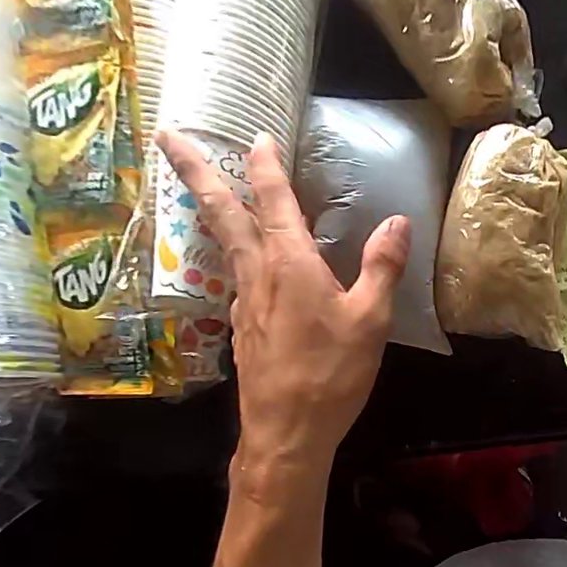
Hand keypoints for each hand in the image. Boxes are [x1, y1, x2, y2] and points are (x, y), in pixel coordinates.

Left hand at [159, 130, 408, 478]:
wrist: (286, 432)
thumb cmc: (331, 374)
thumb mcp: (371, 320)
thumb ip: (382, 268)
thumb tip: (398, 222)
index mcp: (290, 263)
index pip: (273, 199)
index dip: (265, 164)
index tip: (257, 135)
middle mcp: (256, 274)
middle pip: (221, 212)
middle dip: (196, 171)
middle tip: (168, 136)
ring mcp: (242, 304)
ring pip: (223, 246)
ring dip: (213, 213)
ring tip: (210, 195)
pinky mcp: (241, 331)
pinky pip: (236, 281)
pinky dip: (236, 259)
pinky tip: (250, 271)